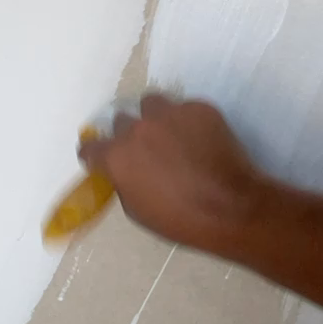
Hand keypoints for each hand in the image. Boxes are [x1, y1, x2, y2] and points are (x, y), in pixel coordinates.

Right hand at [78, 95, 266, 249]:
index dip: (94, 155)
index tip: (100, 159)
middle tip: (147, 153)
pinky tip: (200, 141)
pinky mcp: (198, 108)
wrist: (232, 208)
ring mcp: (169, 114)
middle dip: (129, 136)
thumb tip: (123, 170)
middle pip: (121, 121)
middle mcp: (137, 128)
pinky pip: (184, 109)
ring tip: (171, 137)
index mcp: (117, 156)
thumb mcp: (137, 210)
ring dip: (155, 119)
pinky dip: (187, 122)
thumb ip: (123, 181)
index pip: (90, 147)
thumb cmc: (181, 219)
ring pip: (151, 104)